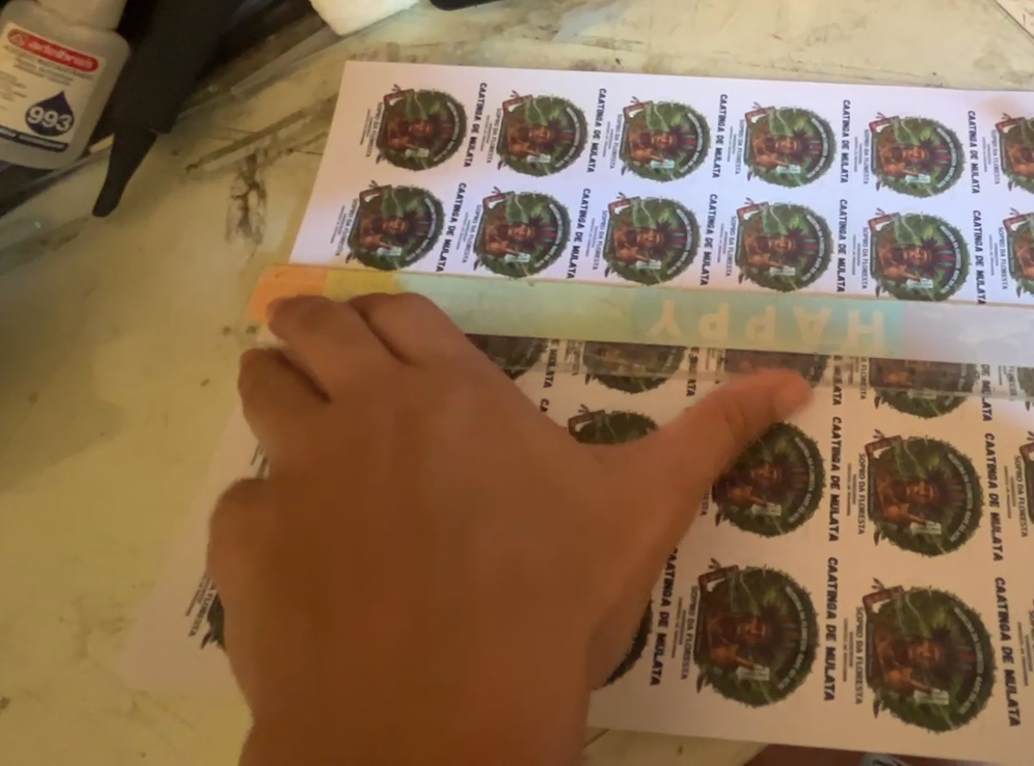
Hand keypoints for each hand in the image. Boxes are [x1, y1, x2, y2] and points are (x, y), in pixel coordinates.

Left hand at [208, 293, 813, 765]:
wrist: (442, 724)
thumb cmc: (554, 594)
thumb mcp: (649, 501)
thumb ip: (718, 430)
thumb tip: (796, 380)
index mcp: (452, 391)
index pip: (398, 310)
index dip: (391, 316)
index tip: (394, 334)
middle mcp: (366, 412)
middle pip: (311, 329)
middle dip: (318, 331)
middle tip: (341, 362)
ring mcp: (297, 476)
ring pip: (258, 390)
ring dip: (278, 393)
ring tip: (310, 428)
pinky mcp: (246, 551)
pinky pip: (237, 501)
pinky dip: (262, 509)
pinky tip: (300, 547)